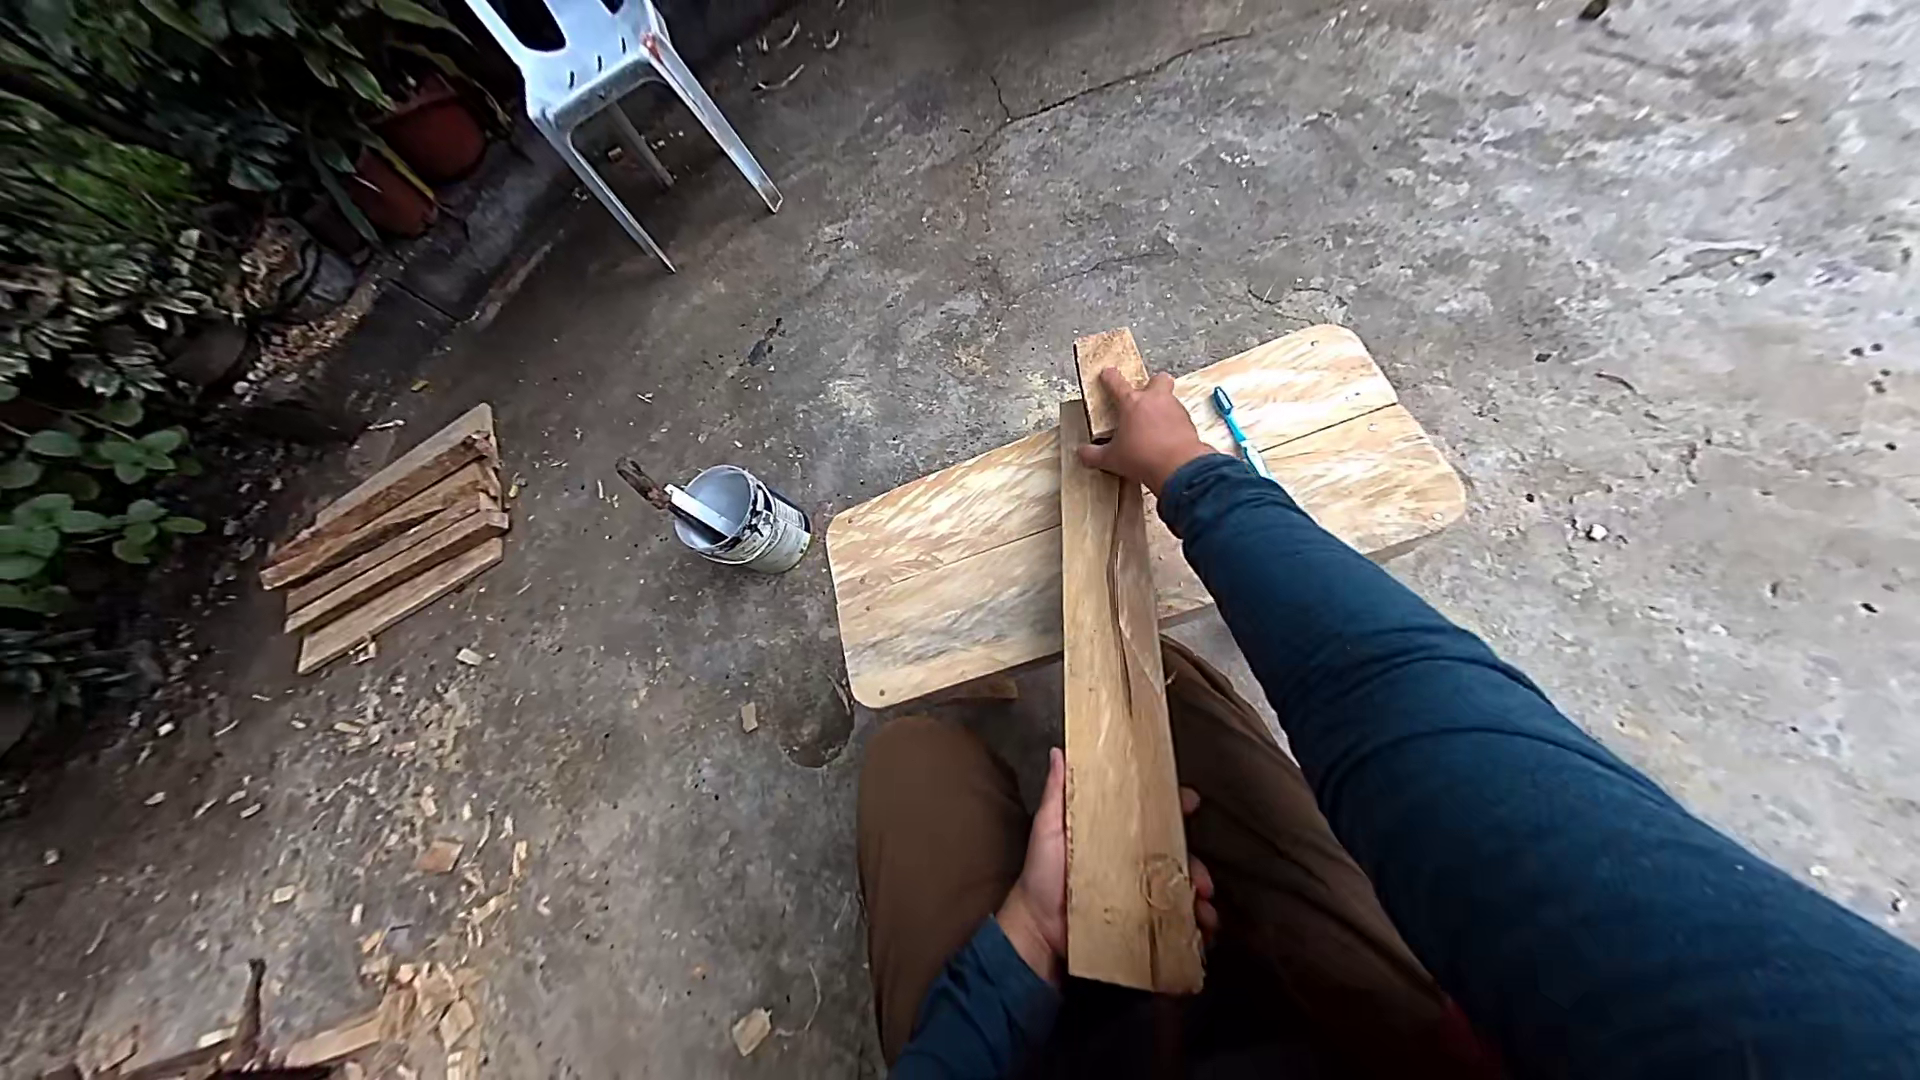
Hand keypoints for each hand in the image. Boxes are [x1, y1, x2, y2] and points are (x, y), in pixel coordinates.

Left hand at [997, 750, 1219, 984]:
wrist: (1038, 928)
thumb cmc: (1041, 873)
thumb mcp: (1048, 827)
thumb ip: (1057, 792)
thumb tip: (1058, 752)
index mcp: (1113, 831)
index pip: (1149, 812)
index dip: (1172, 803)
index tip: (1189, 800)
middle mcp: (1131, 859)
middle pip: (1175, 852)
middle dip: (1195, 862)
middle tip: (1200, 879)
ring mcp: (1139, 891)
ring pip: (1181, 887)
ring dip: (1199, 895)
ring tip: (1201, 909)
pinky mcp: (1142, 922)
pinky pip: (1178, 922)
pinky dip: (1196, 925)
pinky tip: (1200, 930)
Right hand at [1076, 368, 1215, 495]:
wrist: (1178, 468)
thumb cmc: (1143, 457)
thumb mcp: (1111, 459)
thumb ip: (1093, 455)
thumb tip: (1082, 454)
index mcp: (1132, 403)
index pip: (1116, 382)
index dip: (1109, 377)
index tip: (1107, 373)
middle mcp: (1155, 400)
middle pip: (1157, 379)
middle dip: (1151, 384)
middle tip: (1143, 399)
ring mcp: (1175, 409)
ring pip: (1169, 399)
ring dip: (1161, 408)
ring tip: (1152, 427)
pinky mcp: (1189, 422)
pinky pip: (1179, 418)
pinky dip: (1172, 425)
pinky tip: (1165, 440)